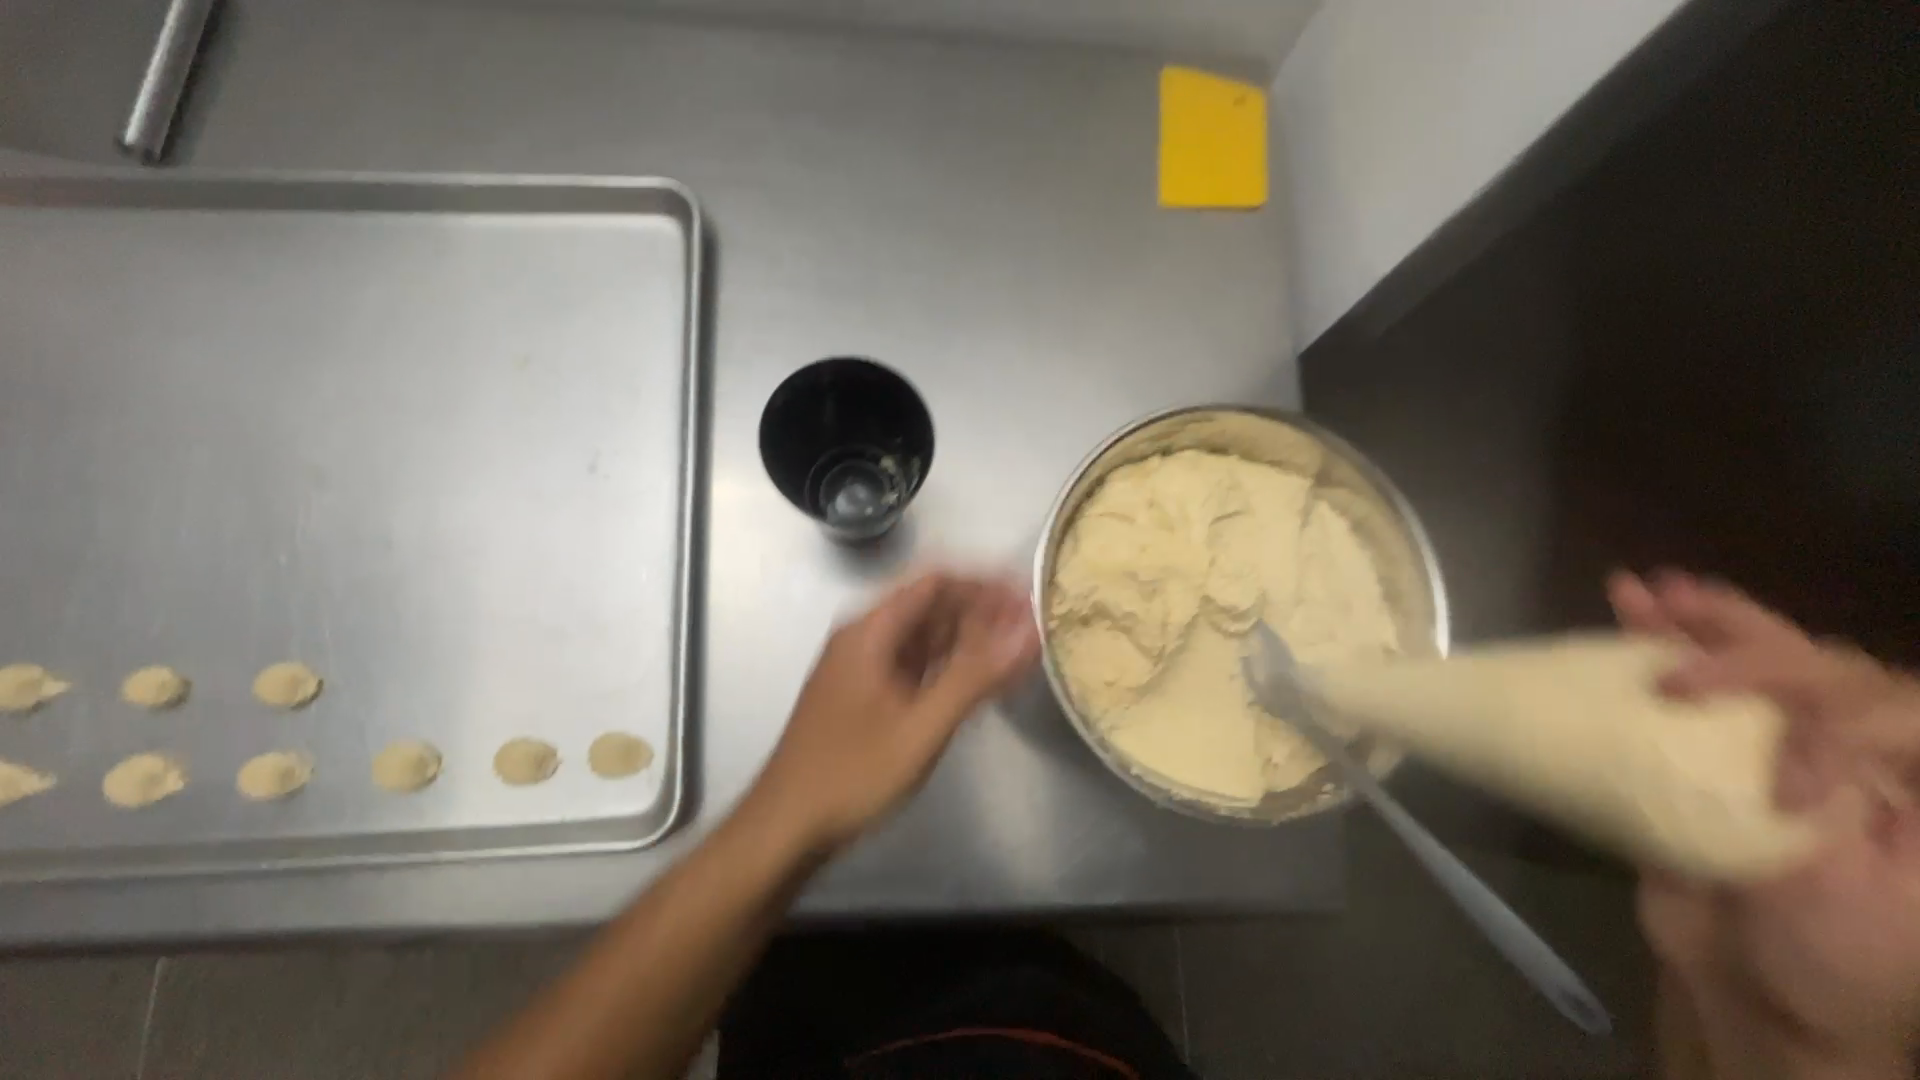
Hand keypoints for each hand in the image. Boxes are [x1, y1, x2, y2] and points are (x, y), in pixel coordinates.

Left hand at [745, 570, 1041, 855]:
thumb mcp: (921, 726)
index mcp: (870, 631)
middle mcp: (864, 639)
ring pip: (924, 638)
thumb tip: (1028, 631)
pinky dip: (949, 668)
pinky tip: (980, 685)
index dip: (984, 584)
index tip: (1027, 597)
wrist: (786, 826)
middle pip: (930, 607)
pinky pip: (915, 667)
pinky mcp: (866, 697)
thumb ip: (976, 676)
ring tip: (1016, 653)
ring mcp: (863, 669)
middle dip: (982, 612)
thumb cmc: (851, 774)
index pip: (936, 582)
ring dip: (969, 641)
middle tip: (1031, 629)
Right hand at [1610, 570, 1919, 1077]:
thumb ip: (1844, 816)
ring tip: (1650, 592)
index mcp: (1906, 781)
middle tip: (1680, 668)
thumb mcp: (1862, 900)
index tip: (1780, 791)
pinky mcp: (1699, 746)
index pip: (1888, 710)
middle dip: (1751, 648)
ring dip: (1703, 618)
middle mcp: (1852, 749)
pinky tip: (1629, 601)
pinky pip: (1688, 682)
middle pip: (1821, 666)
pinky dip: (1658, 636)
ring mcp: (1772, 741)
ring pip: (1756, 656)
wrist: (1751, 990)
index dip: (1834, 726)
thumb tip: (1807, 738)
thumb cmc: (1827, 960)